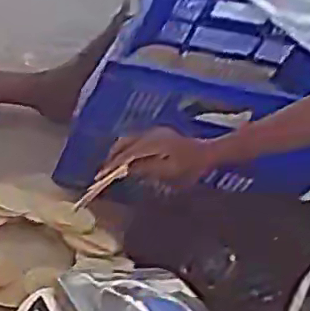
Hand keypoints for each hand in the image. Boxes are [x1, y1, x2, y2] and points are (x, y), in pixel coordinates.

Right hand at [106, 128, 222, 185]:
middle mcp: (152, 134)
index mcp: (154, 142)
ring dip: (117, 155)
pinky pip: (135, 142)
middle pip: (124, 144)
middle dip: (111, 158)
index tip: (100, 177)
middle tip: (101, 175)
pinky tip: (123, 163)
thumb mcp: (169, 171)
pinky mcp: (157, 136)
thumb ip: (147, 168)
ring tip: (109, 170)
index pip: (126, 154)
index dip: (112, 166)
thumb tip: (126, 169)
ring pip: (128, 141)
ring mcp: (155, 133)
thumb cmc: (190, 166)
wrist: (209, 154)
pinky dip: (125, 152)